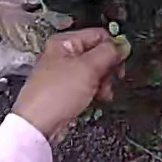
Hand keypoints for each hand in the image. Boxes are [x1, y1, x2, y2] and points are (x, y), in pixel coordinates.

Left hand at [13, 28, 123, 144]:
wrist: (39, 125)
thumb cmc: (56, 94)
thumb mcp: (88, 68)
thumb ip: (109, 53)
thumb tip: (123, 44)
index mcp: (64, 42)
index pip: (98, 35)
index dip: (113, 48)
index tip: (121, 62)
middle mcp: (62, 55)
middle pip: (97, 54)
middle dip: (108, 68)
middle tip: (110, 79)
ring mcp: (63, 73)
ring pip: (94, 71)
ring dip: (103, 82)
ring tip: (102, 93)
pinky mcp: (65, 90)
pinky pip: (87, 85)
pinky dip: (95, 91)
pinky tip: (97, 99)